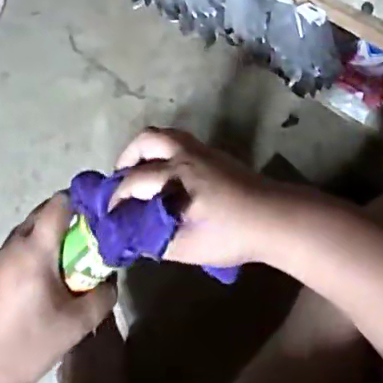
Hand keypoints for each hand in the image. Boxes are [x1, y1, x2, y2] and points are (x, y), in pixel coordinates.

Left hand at [0, 194, 115, 382]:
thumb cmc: (27, 349)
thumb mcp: (76, 326)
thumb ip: (102, 296)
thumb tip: (111, 279)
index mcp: (34, 252)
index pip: (58, 204)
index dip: (78, 201)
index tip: (93, 215)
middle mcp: (8, 250)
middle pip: (37, 217)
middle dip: (60, 221)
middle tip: (78, 244)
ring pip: (18, 240)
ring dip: (37, 245)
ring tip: (51, 273)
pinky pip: (2, 262)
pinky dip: (18, 266)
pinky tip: (22, 297)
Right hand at [110, 128, 297, 269]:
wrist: (276, 218)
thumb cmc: (231, 233)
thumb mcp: (188, 247)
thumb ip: (154, 240)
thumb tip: (131, 237)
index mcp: (177, 172)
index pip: (135, 180)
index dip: (116, 197)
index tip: (106, 214)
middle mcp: (187, 154)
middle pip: (148, 139)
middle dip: (128, 157)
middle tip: (120, 181)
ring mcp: (204, 151)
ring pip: (167, 135)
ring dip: (147, 150)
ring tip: (139, 175)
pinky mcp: (217, 156)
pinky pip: (180, 143)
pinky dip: (163, 152)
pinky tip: (166, 178)